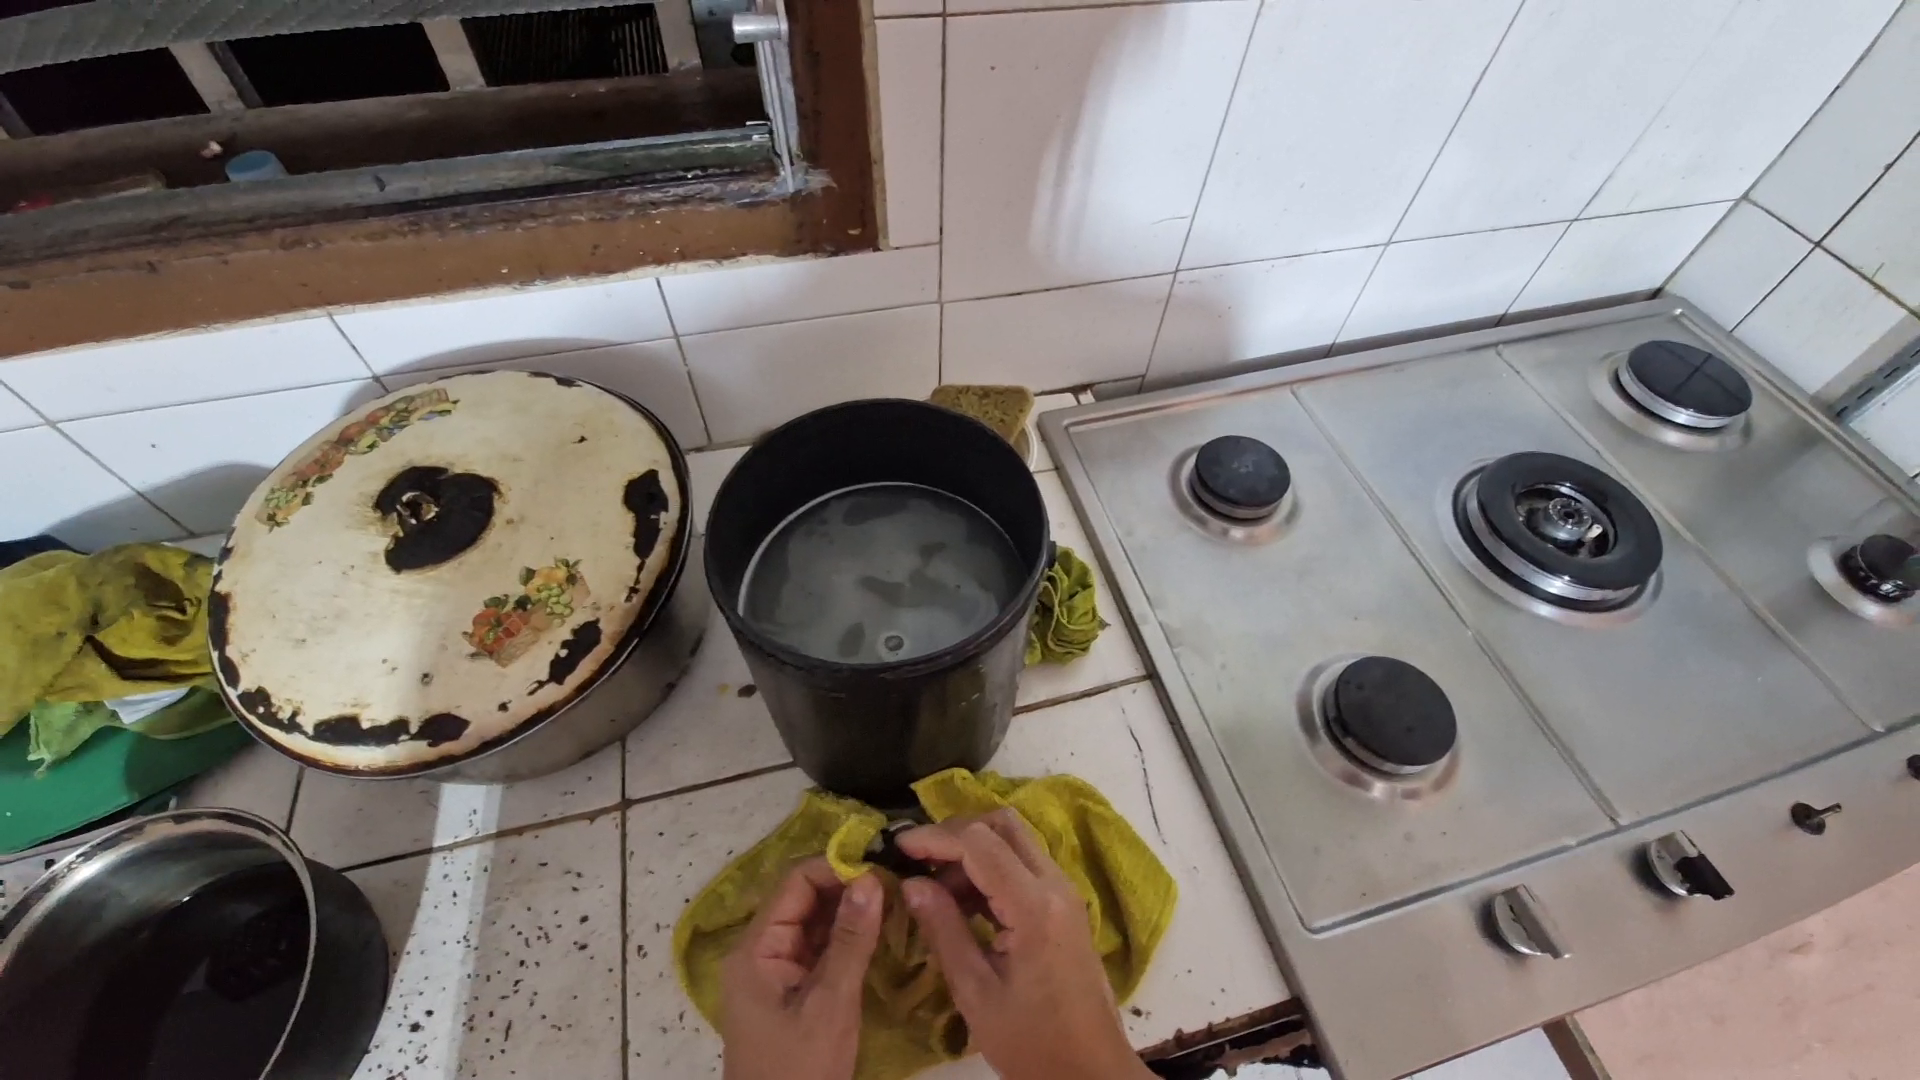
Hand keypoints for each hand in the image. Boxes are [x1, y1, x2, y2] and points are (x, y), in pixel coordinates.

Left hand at [719, 858, 882, 1079]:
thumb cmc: (799, 1071)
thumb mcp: (829, 1004)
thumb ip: (851, 940)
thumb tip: (871, 878)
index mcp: (756, 948)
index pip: (796, 883)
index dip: (836, 867)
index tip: (881, 865)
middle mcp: (761, 950)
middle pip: (804, 898)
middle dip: (847, 885)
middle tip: (896, 880)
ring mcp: (775, 971)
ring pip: (814, 921)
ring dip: (850, 909)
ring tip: (895, 897)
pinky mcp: (792, 990)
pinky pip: (819, 947)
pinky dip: (847, 936)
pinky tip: (879, 929)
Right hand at [896, 810, 1153, 1079]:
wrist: (1092, 1071)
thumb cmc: (1031, 1041)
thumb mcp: (976, 992)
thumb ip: (943, 929)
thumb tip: (910, 883)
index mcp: (1034, 906)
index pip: (979, 843)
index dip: (935, 837)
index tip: (898, 847)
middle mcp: (1055, 884)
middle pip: (1002, 825)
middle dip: (955, 832)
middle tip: (918, 859)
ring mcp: (1063, 891)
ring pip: (1013, 839)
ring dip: (972, 849)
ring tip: (934, 887)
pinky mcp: (1063, 903)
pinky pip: (1022, 862)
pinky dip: (989, 866)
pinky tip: (962, 901)